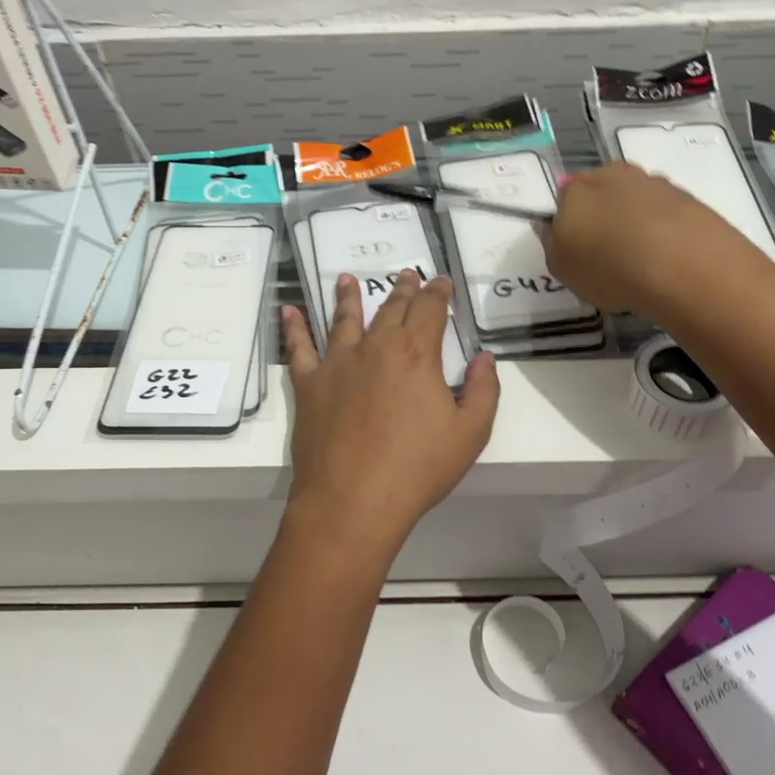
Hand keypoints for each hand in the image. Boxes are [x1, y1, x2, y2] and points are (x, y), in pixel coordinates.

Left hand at [281, 270, 499, 553]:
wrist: (353, 499)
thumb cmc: (418, 469)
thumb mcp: (469, 433)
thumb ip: (483, 390)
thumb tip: (484, 357)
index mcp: (417, 354)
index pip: (430, 309)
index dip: (437, 292)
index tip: (440, 281)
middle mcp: (376, 347)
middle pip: (391, 309)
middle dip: (402, 290)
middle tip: (406, 274)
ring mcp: (338, 364)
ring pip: (345, 319)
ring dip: (348, 296)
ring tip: (347, 278)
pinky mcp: (309, 385)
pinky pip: (299, 348)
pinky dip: (294, 328)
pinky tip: (289, 312)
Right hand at [541, 163, 722, 313]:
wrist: (684, 266)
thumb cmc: (609, 268)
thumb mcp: (561, 268)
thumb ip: (550, 243)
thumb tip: (549, 225)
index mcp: (577, 188)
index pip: (563, 199)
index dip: (568, 224)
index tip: (577, 250)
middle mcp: (614, 175)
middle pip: (601, 194)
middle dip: (602, 217)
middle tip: (608, 254)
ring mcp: (654, 183)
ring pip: (635, 201)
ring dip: (634, 222)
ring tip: (641, 260)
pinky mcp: (688, 197)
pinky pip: (665, 213)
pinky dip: (663, 229)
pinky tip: (667, 257)